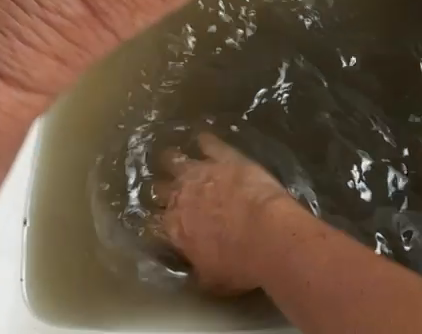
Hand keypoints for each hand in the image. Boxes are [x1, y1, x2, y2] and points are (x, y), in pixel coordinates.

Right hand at [151, 133, 296, 295]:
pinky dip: (205, 141)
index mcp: (174, 228)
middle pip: (160, 189)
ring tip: (174, 159)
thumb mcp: (212, 280)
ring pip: (175, 160)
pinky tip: (204, 139)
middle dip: (162, 190)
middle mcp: (180, 196)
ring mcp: (200, 172)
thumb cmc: (240, 264)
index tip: (163, 224)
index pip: (154, 223)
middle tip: (169, 191)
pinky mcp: (222, 157)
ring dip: (173, 161)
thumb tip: (193, 268)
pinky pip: (208, 143)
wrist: (266, 234)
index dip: (158, 223)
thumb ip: (197, 268)